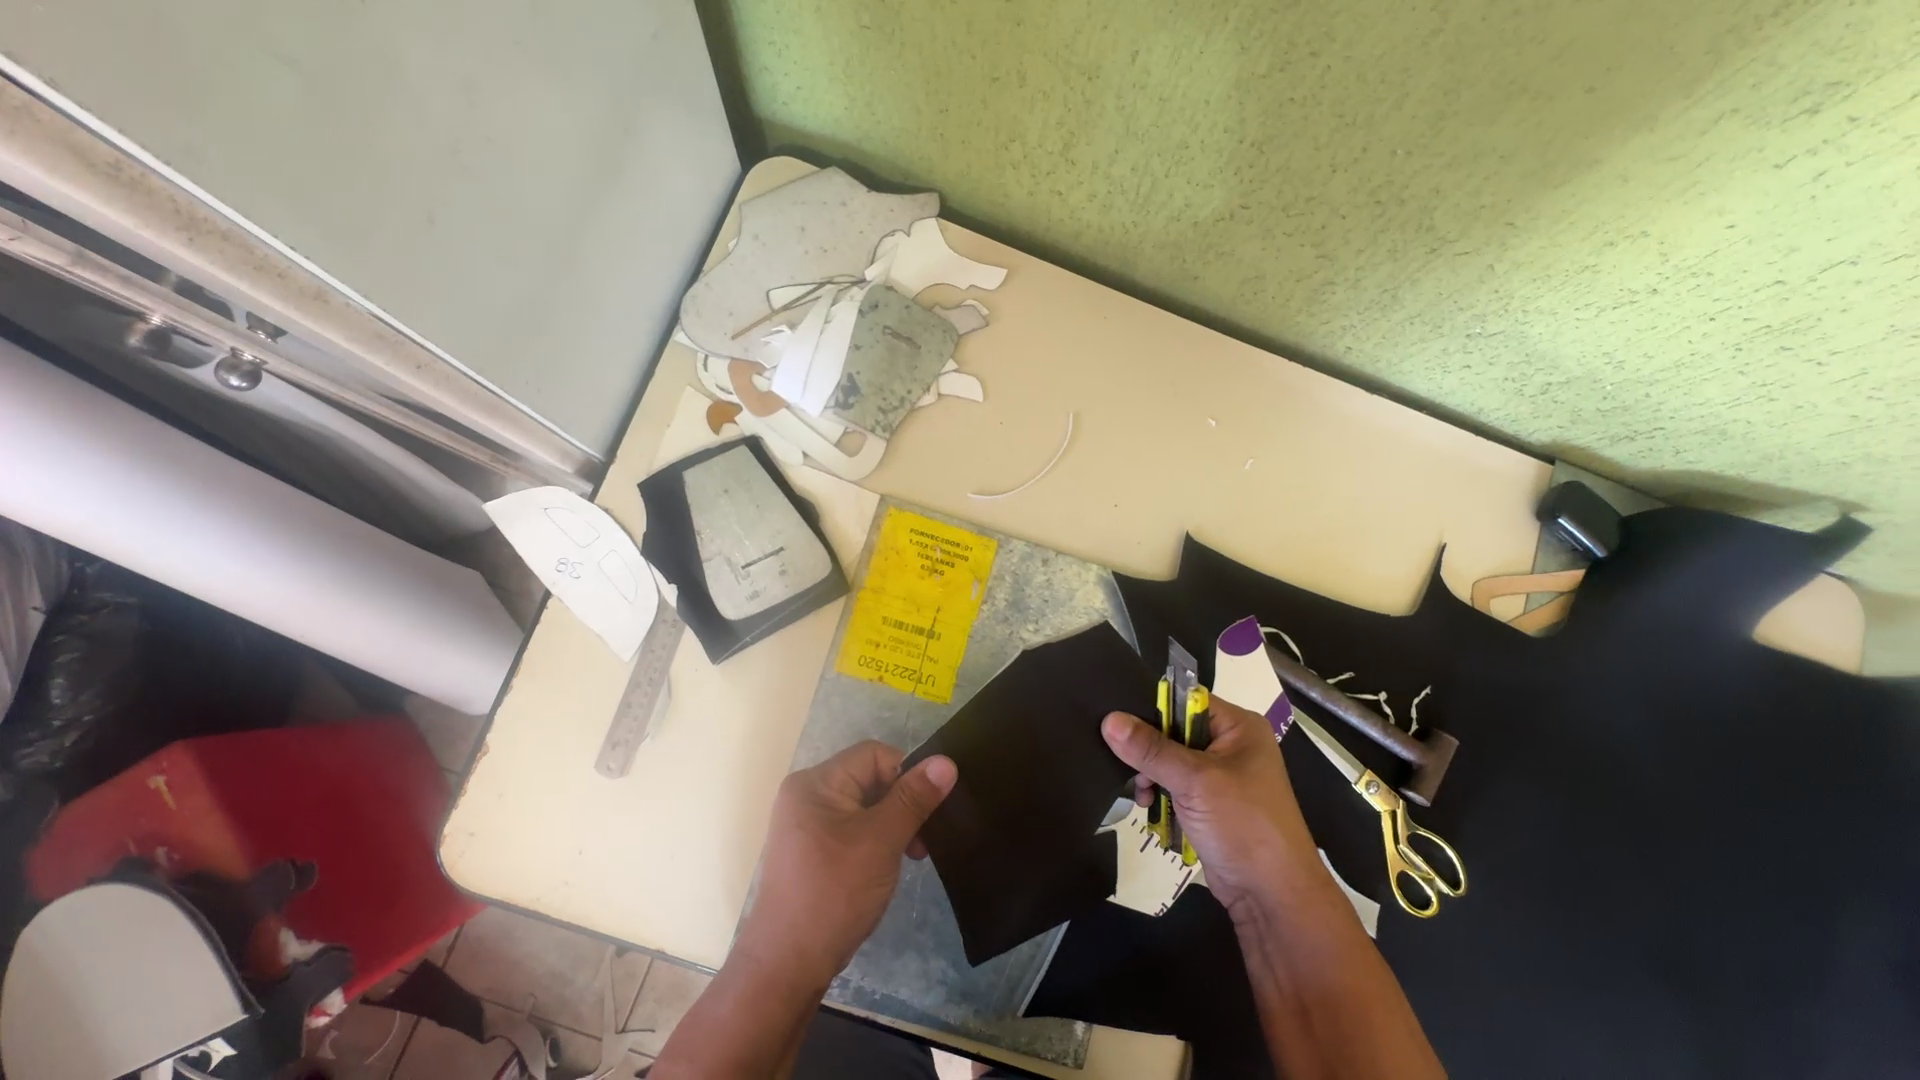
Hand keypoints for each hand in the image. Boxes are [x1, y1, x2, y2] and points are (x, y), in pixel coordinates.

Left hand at [735, 741, 957, 988]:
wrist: (788, 963)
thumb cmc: (834, 893)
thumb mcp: (881, 841)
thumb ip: (913, 799)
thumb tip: (946, 761)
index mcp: (815, 783)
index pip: (873, 755)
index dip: (906, 775)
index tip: (927, 812)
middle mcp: (806, 796)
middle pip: (869, 778)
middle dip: (902, 804)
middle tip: (922, 842)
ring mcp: (806, 825)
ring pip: (864, 807)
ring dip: (892, 825)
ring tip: (910, 857)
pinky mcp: (812, 852)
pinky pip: (852, 830)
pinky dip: (875, 841)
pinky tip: (887, 866)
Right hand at [1103, 699, 1321, 918]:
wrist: (1272, 893)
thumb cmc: (1243, 824)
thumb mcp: (1194, 780)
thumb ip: (1150, 749)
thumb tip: (1109, 719)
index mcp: (1239, 727)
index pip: (1187, 699)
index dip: (1153, 708)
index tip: (1118, 720)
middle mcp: (1231, 745)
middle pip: (1175, 731)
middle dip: (1148, 750)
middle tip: (1128, 767)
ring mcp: (1221, 777)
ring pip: (1170, 761)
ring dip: (1151, 776)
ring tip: (1141, 794)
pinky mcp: (1210, 805)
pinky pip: (1175, 787)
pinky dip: (1159, 795)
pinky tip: (1147, 807)